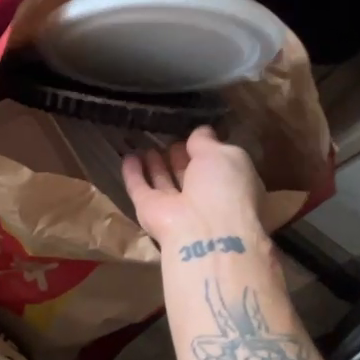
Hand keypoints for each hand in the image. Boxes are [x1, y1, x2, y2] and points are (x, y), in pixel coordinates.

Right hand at [122, 126, 268, 250]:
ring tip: (146, 145)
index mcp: (231, 184)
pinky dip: (133, 173)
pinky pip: (139, 186)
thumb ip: (208, 142)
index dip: (205, 150)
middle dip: (179, 157)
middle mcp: (204, 196)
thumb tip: (201, 131)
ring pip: (163, 180)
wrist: (202, 228)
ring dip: (155, 164)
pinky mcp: (149, 208)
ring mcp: (175, 204)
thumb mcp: (225, 155)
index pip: (216, 164)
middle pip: (188, 173)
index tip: (192, 135)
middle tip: (168, 140)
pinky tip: (128, 156)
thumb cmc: (224, 188)